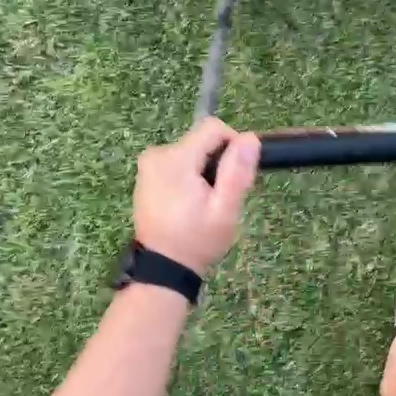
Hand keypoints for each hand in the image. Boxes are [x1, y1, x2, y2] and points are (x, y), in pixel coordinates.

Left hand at [133, 118, 260, 271]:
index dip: (233, 147)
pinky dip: (188, 178)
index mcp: (176, 158)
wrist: (163, 267)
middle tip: (218, 199)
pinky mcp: (146, 176)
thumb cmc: (197, 241)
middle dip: (216, 165)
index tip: (234, 178)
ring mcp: (148, 165)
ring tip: (203, 205)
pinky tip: (188, 205)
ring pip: (191, 152)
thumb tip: (250, 138)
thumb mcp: (225, 211)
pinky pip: (177, 164)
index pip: (214, 128)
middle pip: (202, 141)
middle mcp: (157, 154)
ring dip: (203, 173)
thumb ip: (237, 172)